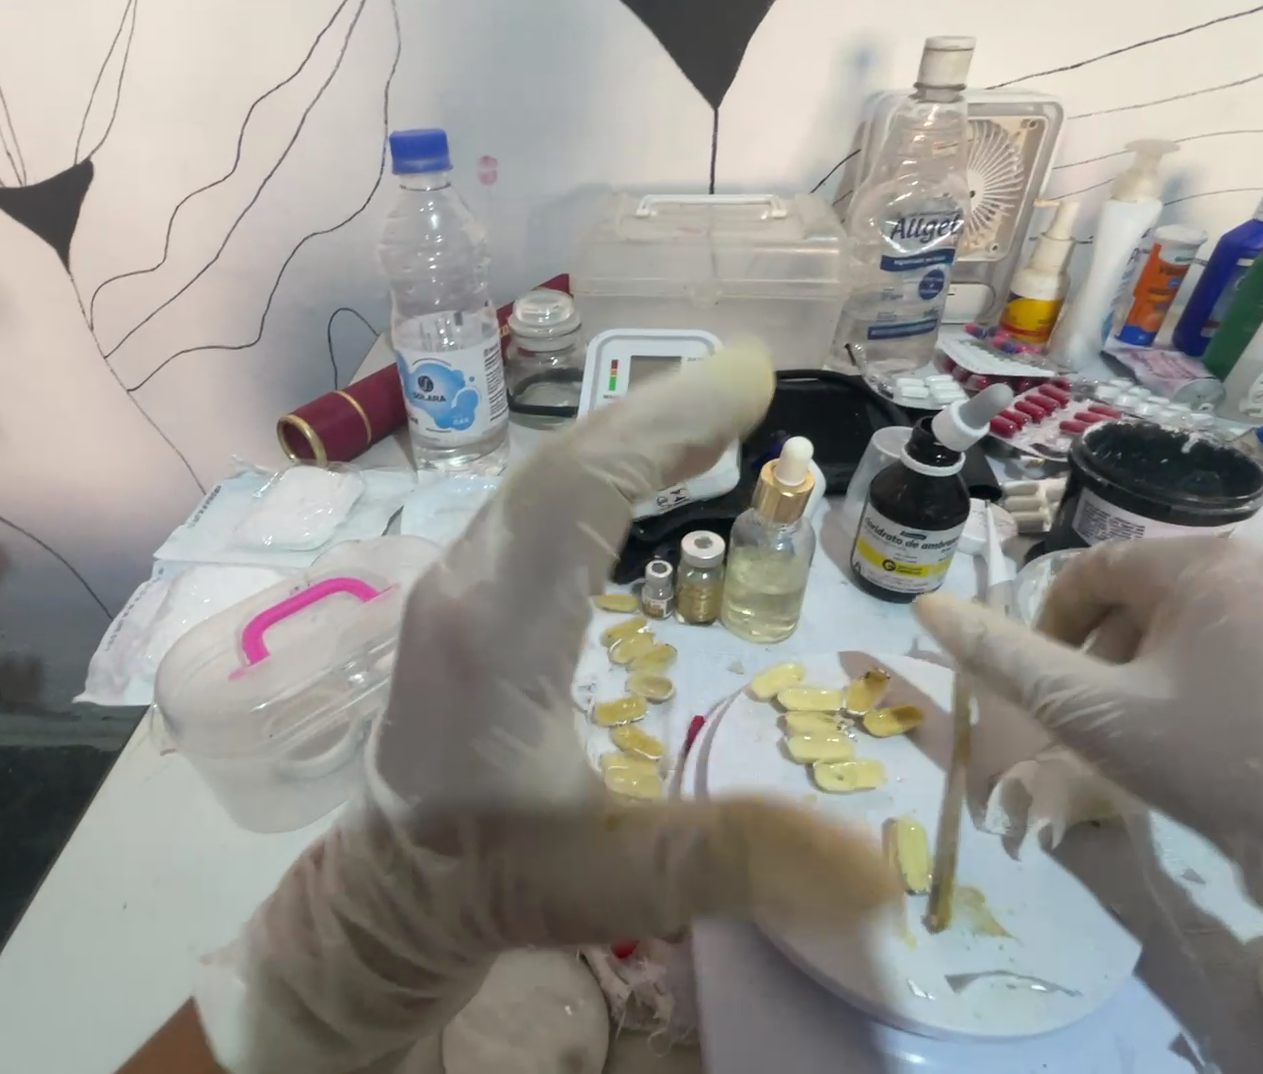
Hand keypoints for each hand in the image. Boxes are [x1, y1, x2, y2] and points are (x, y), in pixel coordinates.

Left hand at [188, 342, 898, 1073]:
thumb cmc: (484, 876)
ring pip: (544, 475)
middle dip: (658, 413)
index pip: (580, 489)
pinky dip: (598, 472)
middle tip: (749, 382)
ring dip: (628, 437)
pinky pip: (534, 504)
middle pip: (562, 462)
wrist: (385, 882)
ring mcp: (458, 579)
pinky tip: (642, 477)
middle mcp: (468, 582)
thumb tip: (877, 873)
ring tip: (713, 419)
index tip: (752, 378)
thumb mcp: (607, 884)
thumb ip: (730, 863)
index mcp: (498, 634)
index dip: (667, 424)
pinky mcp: (465, 590)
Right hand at [914, 536, 1262, 844]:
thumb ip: (1000, 655)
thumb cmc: (1212, 765)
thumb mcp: (1087, 710)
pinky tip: (1226, 729)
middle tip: (1100, 707)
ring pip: (1208, 615)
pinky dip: (1224, 670)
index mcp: (1205, 566)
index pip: (1094, 568)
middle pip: (1152, 590)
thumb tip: (925, 603)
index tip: (1048, 676)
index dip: (1054, 620)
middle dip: (1108, 643)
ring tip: (1158, 723)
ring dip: (1162, 657)